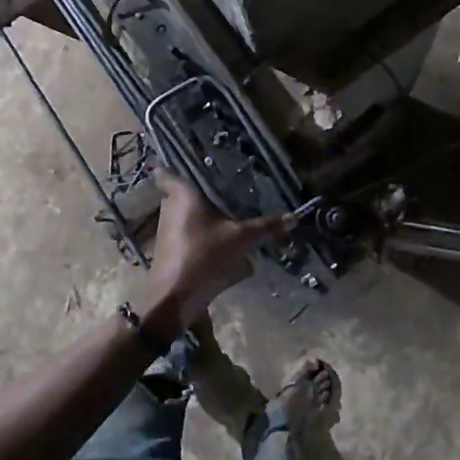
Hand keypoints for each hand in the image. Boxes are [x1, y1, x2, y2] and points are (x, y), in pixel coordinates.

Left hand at [134, 174, 293, 329]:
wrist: (174, 298)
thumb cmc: (204, 256)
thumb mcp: (241, 239)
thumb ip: (266, 227)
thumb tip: (293, 217)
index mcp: (183, 197)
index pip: (166, 173)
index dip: (174, 165)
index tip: (191, 162)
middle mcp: (170, 211)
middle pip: (179, 194)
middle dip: (198, 192)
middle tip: (220, 186)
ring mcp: (168, 234)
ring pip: (184, 217)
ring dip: (201, 217)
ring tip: (226, 213)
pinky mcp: (171, 253)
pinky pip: (188, 237)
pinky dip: (202, 238)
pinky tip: (224, 244)